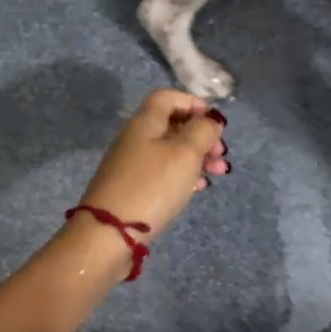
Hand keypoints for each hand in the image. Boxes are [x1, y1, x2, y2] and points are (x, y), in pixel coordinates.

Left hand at [75, 89, 228, 241]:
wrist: (109, 234)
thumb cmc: (152, 186)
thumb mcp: (185, 153)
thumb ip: (202, 130)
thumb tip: (211, 118)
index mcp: (145, 121)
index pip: (167, 97)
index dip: (192, 102)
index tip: (214, 121)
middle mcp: (136, 137)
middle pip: (172, 124)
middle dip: (201, 135)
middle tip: (221, 153)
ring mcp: (132, 164)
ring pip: (170, 150)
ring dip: (197, 157)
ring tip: (219, 173)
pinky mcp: (132, 188)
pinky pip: (162, 172)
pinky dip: (183, 175)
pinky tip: (198, 189)